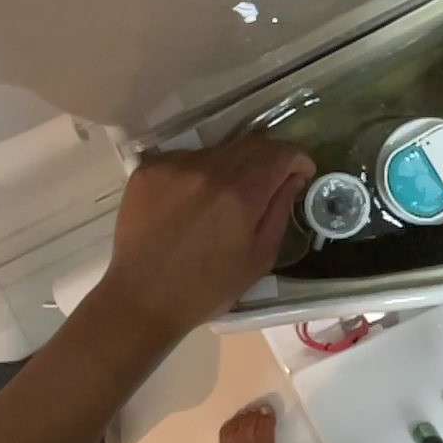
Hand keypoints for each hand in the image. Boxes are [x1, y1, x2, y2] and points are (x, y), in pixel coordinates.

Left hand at [94, 136, 314, 336]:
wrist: (142, 298)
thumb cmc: (206, 289)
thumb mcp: (258, 259)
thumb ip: (279, 212)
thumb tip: (291, 179)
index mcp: (241, 193)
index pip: (280, 152)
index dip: (297, 159)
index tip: (300, 173)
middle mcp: (208, 169)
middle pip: (250, 144)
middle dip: (267, 160)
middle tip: (266, 184)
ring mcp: (174, 166)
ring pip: (216, 151)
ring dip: (229, 167)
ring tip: (221, 200)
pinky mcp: (148, 170)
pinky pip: (183, 160)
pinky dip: (195, 174)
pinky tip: (188, 204)